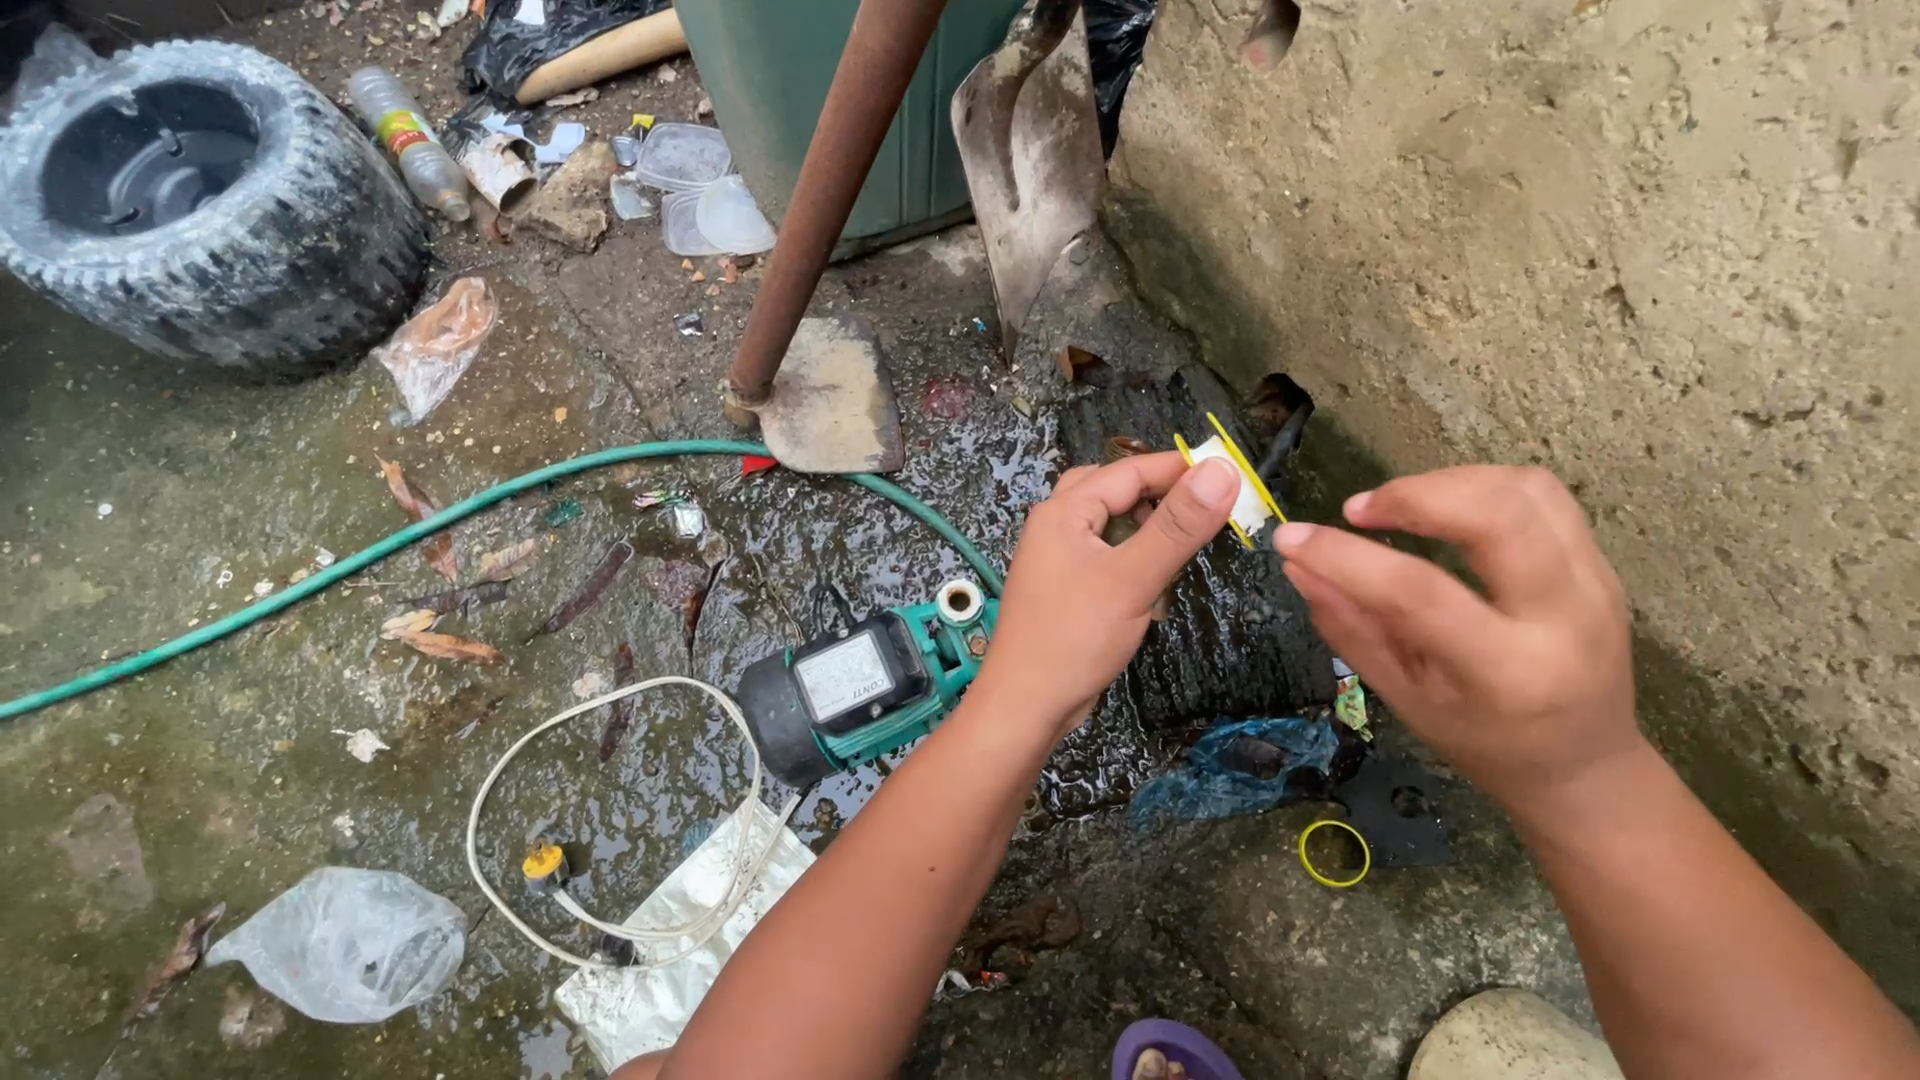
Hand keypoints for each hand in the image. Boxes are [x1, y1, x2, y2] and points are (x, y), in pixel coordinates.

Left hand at [980, 452, 1239, 733]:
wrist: (1026, 705)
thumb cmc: (1074, 638)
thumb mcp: (1132, 578)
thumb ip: (1177, 526)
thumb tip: (1222, 470)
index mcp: (1062, 511)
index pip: (1128, 470)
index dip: (1179, 469)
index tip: (1231, 476)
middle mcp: (1054, 525)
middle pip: (1113, 490)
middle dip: (1158, 493)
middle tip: (1205, 509)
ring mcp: (1056, 558)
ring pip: (1109, 524)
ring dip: (1146, 526)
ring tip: (1184, 542)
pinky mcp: (1065, 587)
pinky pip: (1104, 555)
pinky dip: (1131, 556)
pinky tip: (1154, 578)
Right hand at [1274, 466, 1641, 809]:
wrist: (1583, 764)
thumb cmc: (1481, 741)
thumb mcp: (1403, 699)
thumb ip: (1351, 629)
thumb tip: (1299, 565)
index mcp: (1505, 673)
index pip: (1417, 594)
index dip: (1344, 556)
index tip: (1289, 538)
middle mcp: (1563, 620)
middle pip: (1497, 517)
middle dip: (1413, 495)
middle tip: (1358, 510)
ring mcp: (1595, 584)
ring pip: (1525, 490)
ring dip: (1445, 482)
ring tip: (1395, 506)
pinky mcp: (1602, 564)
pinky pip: (1543, 495)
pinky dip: (1480, 484)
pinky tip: (1442, 507)